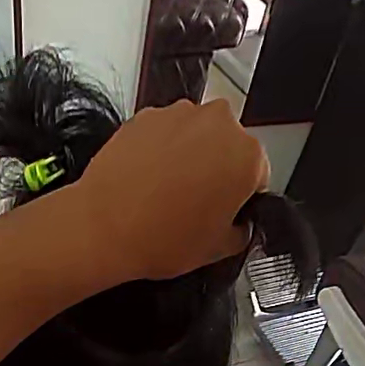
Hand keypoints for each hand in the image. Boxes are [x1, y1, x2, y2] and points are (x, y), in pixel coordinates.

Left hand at [69, 99, 267, 282]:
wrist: (104, 227)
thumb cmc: (161, 237)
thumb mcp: (217, 250)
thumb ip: (241, 233)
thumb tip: (239, 226)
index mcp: (247, 157)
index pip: (260, 176)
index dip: (244, 200)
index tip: (229, 214)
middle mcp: (219, 124)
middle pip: (230, 149)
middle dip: (219, 173)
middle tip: (199, 210)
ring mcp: (180, 114)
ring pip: (197, 138)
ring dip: (191, 160)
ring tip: (170, 199)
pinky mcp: (147, 115)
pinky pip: (165, 134)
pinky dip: (162, 153)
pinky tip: (150, 185)